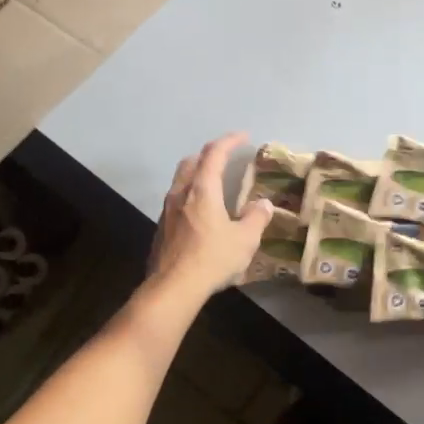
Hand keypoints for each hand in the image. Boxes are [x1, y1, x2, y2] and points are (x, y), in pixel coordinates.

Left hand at [147, 131, 274, 297]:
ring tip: (213, 184)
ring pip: (180, 181)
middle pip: (191, 162)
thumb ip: (256, 218)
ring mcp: (167, 210)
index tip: (243, 136)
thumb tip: (262, 204)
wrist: (172, 287)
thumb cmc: (211, 259)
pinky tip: (200, 213)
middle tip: (225, 158)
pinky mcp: (161, 228)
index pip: (214, 154)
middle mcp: (181, 193)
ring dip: (196, 175)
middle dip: (208, 154)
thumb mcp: (244, 240)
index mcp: (202, 190)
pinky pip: (176, 201)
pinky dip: (189, 196)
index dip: (229, 141)